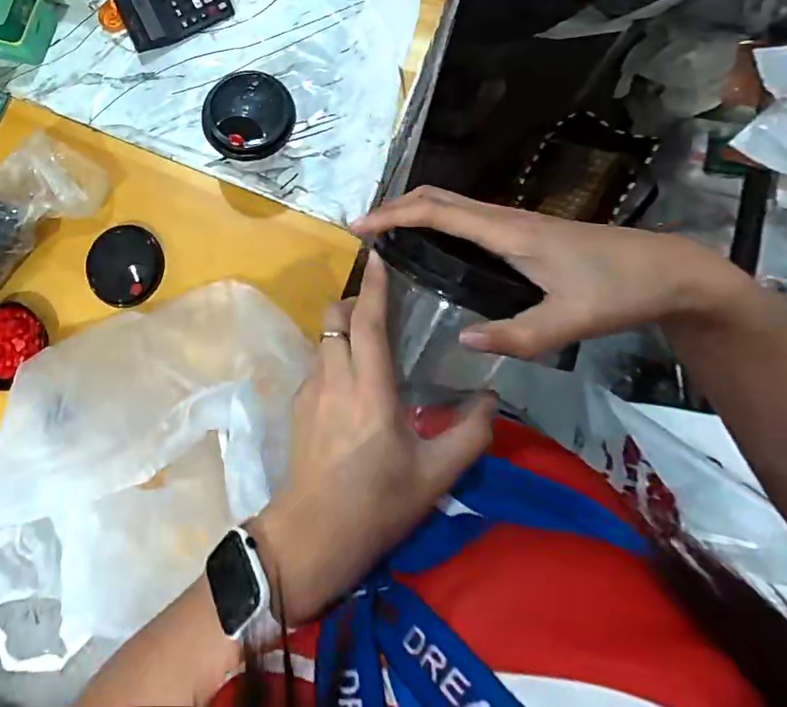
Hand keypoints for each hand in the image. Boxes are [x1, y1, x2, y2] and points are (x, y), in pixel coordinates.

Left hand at [251, 265, 496, 625]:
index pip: (368, 326)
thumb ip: (469, 433)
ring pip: (321, 341)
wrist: (317, 527)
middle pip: (333, 320)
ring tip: (370, 346)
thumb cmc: (380, 502)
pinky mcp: (296, 403)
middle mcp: (333, 380)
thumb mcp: (437, 474)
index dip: (374, 290)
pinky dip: (332, 357)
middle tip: (382, 313)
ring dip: (341, 331)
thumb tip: (490, 397)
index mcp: (369, 392)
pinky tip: (352, 381)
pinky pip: (315, 364)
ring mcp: (308, 389)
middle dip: (354, 306)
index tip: (378, 259)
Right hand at [350, 186, 760, 357]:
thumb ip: (519, 335)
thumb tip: (461, 340)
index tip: (359, 228)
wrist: (676, 271)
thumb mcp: (574, 321)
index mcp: (507, 233)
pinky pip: (460, 213)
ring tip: (384, 234)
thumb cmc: (623, 290)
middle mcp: (502, 219)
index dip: (393, 215)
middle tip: (363, 230)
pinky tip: (428, 242)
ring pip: (447, 201)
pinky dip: (430, 217)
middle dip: (393, 206)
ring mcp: (511, 221)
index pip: (436, 211)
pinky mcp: (519, 230)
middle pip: (434, 196)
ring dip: (410, 209)